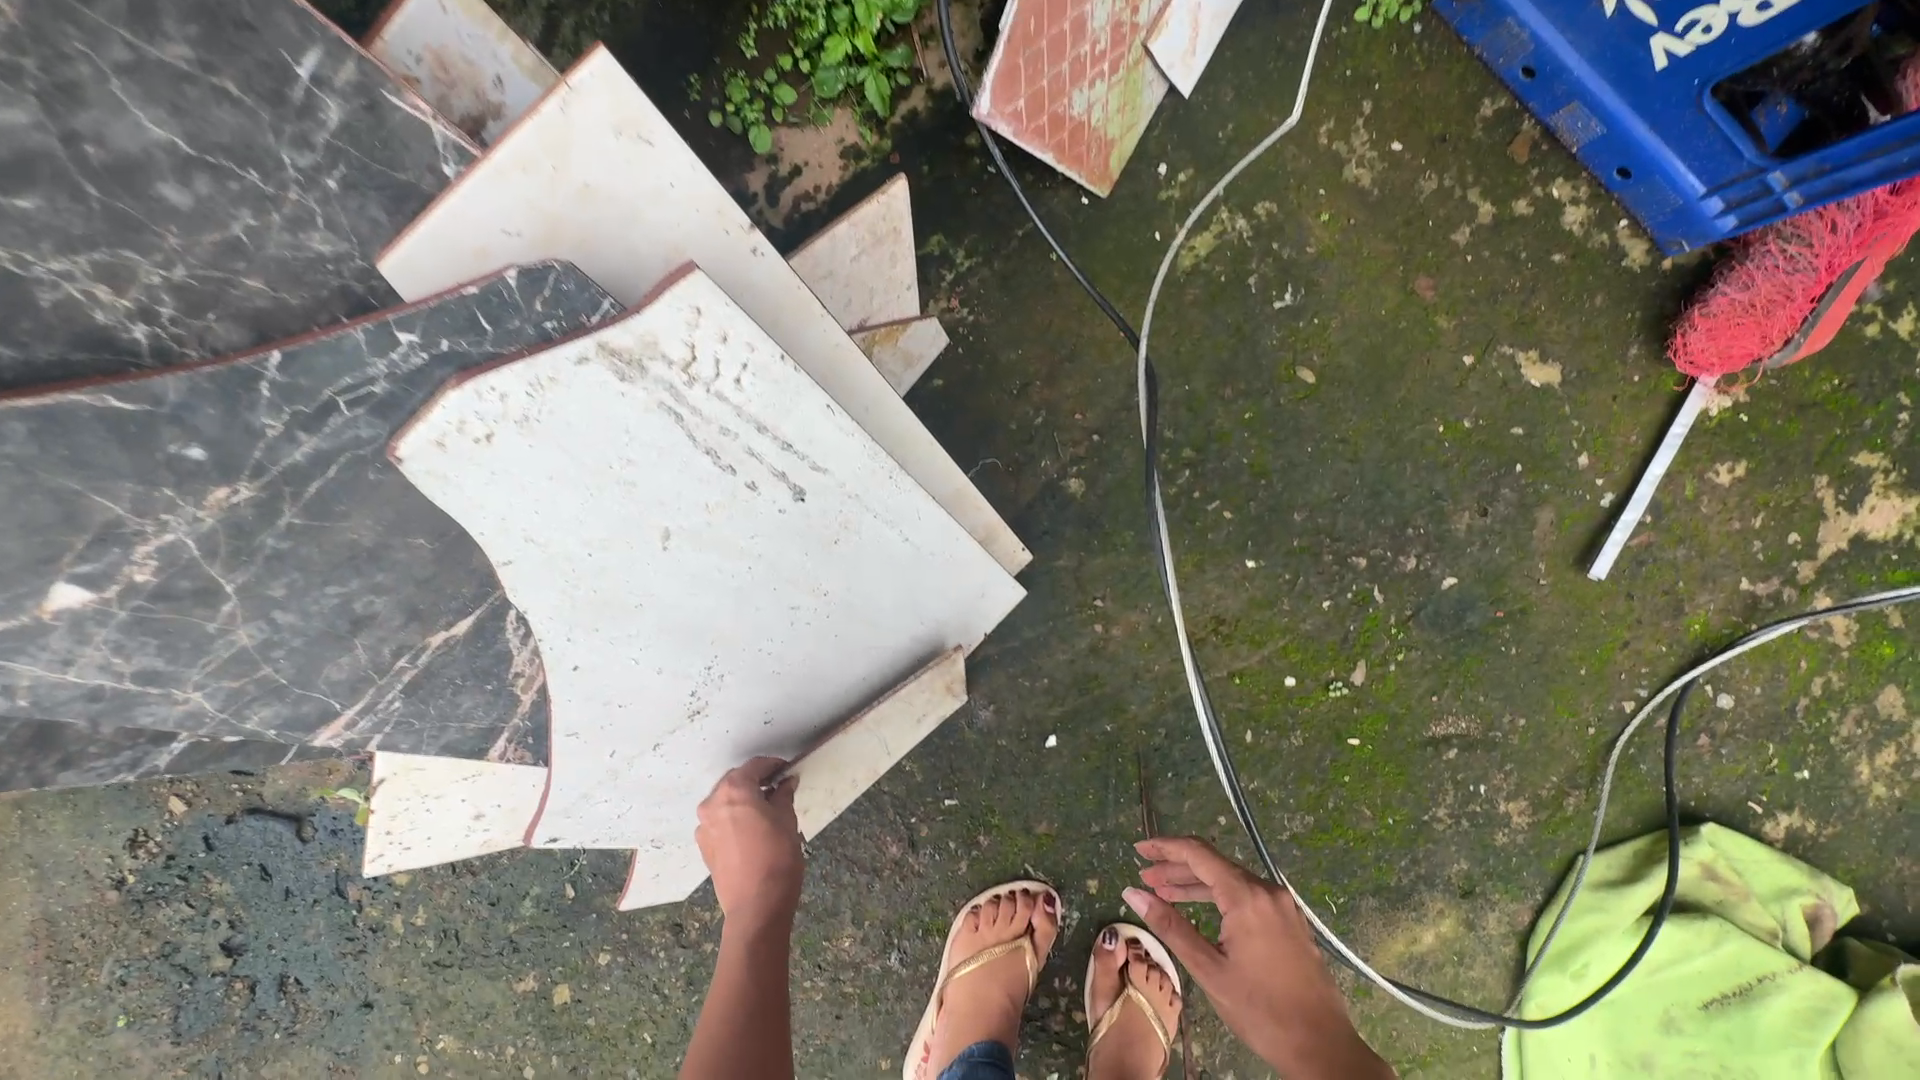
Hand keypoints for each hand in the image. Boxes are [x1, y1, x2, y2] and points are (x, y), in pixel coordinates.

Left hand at [694, 757, 803, 931]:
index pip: (754, 766)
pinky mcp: (704, 845)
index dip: (772, 765)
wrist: (756, 905)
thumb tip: (786, 783)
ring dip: (743, 799)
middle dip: (755, 781)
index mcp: (734, 790)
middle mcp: (713, 803)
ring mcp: (704, 826)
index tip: (786, 769)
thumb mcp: (787, 820)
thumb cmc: (777, 857)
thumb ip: (783, 796)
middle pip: (735, 781)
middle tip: (777, 787)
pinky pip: (719, 821)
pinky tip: (751, 828)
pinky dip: (733, 817)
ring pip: (725, 801)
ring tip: (765, 808)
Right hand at [1123, 837, 1395, 1079]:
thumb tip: (1133, 893)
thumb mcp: (1208, 970)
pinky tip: (1201, 910)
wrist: (1323, 1046)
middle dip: (1176, 868)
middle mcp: (1267, 891)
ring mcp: (1282, 906)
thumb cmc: (1261, 1011)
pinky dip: (1219, 897)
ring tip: (1163, 892)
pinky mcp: (1290, 922)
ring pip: (1230, 881)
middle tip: (1145, 877)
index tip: (1139, 850)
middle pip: (1214, 864)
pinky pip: (1247, 896)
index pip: (1197, 854)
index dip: (1165, 847)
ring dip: (1196, 884)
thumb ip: (1170, 926)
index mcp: (1246, 897)